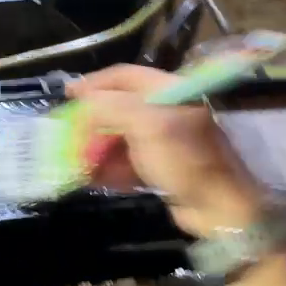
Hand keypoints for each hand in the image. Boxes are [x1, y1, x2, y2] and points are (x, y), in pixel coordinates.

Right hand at [69, 64, 270, 237]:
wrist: (218, 208)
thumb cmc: (184, 160)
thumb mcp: (147, 125)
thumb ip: (111, 108)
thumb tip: (84, 105)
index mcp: (170, 91)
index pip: (125, 77)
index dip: (94, 84)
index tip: (67, 96)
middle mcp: (168, 112)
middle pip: (119, 109)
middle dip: (92, 124)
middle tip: (68, 136)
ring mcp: (166, 142)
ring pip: (121, 139)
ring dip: (97, 150)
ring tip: (76, 162)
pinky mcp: (164, 168)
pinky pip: (129, 162)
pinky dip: (110, 168)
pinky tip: (92, 178)